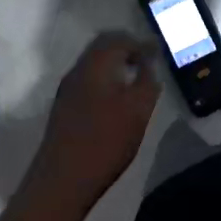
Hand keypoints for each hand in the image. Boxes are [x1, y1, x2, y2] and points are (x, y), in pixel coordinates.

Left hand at [27, 33, 161, 207]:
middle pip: (102, 46)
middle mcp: (77, 71)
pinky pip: (88, 80)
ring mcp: (67, 90)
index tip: (158, 50)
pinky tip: (117, 95)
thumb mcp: (138, 110)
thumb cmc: (106, 141)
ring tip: (135, 76)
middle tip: (146, 58)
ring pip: (93, 64)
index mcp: (95, 66)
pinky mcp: (64, 108)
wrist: (62, 181)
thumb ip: (147, 81)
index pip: (118, 39)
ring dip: (114, 63)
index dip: (140, 42)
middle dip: (125, 48)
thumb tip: (149, 64)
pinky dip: (105, 78)